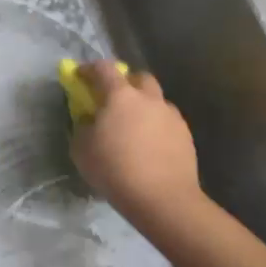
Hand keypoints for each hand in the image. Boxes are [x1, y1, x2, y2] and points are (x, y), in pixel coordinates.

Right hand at [69, 61, 202, 223]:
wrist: (162, 198)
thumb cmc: (114, 170)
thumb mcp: (81, 149)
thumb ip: (83, 127)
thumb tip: (89, 120)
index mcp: (120, 96)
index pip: (104, 69)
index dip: (89, 69)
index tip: (80, 76)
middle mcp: (149, 98)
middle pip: (138, 77)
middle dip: (126, 82)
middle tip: (114, 100)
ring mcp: (171, 115)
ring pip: (157, 100)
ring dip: (144, 106)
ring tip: (135, 128)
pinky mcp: (186, 135)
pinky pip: (168, 122)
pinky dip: (157, 126)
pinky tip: (150, 146)